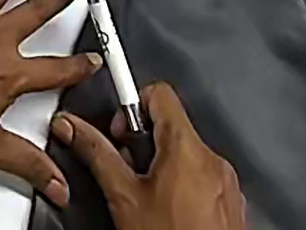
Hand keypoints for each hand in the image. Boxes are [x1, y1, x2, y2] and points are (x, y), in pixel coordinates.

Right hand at [52, 84, 248, 229]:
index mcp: (187, 149)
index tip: (116, 111)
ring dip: (160, 163)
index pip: (158, 93)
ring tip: (145, 193)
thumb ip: (96, 152)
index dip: (131, 101)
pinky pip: (202, 176)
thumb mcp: (123, 198)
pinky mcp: (233, 209)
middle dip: (142, 140)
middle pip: (169, 124)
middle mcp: (213, 162)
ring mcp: (227, 187)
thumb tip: (72, 127)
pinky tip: (167, 210)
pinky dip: (181, 183)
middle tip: (126, 165)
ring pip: (184, 153)